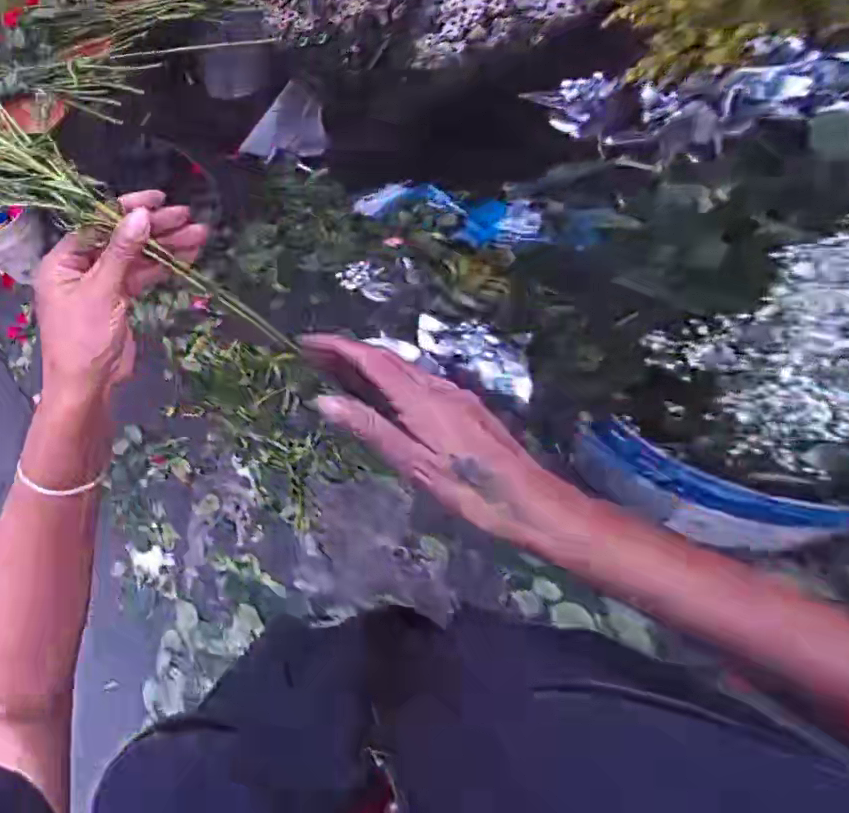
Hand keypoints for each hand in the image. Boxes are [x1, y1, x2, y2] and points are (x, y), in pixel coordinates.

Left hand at [33, 191, 207, 401]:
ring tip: (199, 233)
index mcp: (61, 261)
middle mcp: (78, 268)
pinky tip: (188, 254)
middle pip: (118, 238)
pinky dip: (162, 266)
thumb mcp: (102, 291)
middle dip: (152, 228)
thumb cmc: (83, 339)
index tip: (158, 199)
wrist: (86, 388)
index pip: (95, 224)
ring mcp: (98, 284)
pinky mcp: (117, 299)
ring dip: (164, 246)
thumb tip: (139, 214)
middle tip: (187, 216)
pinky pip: (140, 275)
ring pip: (133, 256)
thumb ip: (121, 251)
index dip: (126, 209)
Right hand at [303, 334, 586, 548]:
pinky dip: (385, 378)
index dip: (337, 346)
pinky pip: (415, 382)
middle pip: (386, 359)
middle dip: (345, 351)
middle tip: (310, 355)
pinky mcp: (464, 409)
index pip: (372, 360)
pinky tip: (376, 392)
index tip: (306, 341)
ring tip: (333, 371)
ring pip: (402, 369)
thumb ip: (369, 428)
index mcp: (423, 400)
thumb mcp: (414, 464)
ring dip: (364, 364)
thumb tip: (324, 400)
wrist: (543, 508)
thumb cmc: (474, 491)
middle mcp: (439, 389)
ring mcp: (455, 397)